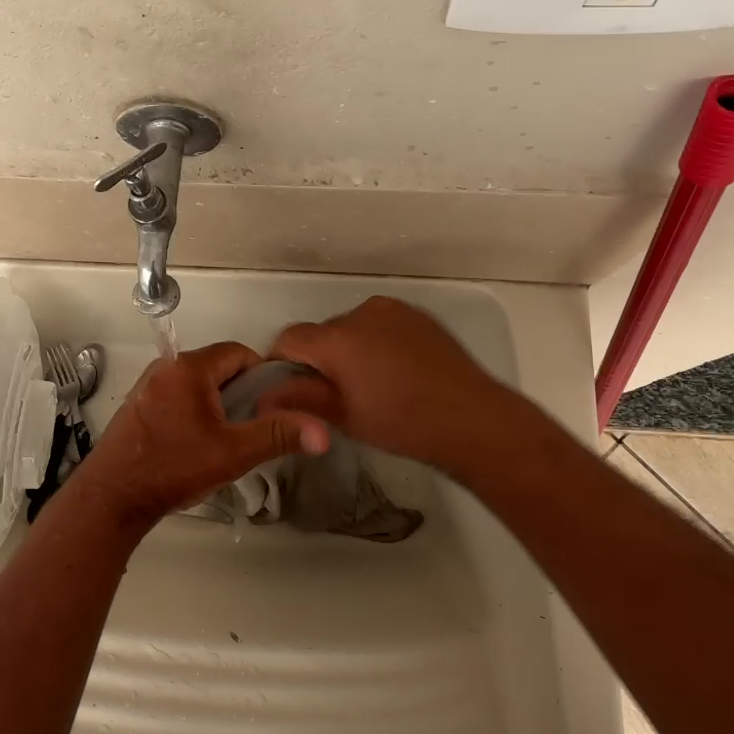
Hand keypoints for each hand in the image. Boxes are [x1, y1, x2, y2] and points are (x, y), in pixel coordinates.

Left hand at [72, 341, 330, 531]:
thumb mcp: (233, 453)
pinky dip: (194, 413)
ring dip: (217, 405)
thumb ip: (278, 435)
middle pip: (218, 367)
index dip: (262, 376)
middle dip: (239, 393)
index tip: (271, 406)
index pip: (239, 353)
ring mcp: (147, 386)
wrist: (113, 498)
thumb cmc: (173, 468)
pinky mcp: (137, 406)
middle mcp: (165, 367)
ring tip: (226, 441)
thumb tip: (322, 431)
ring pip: (197, 385)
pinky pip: (177, 397)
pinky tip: (196, 446)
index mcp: (188, 367)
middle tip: (251, 428)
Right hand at [269, 296, 521, 475]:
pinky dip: (377, 344)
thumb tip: (261, 398)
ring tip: (371, 386)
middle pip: (322, 333)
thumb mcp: (343, 417)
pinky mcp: (418, 316)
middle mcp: (361, 313)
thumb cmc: (402, 422)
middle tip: (334, 396)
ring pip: (352, 328)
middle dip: (320, 359)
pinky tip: (396, 374)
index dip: (282, 364)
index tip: (291, 392)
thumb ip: (299, 401)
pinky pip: (381, 325)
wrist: (472, 418)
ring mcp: (393, 311)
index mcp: (337, 337)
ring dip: (350, 350)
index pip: (288, 339)